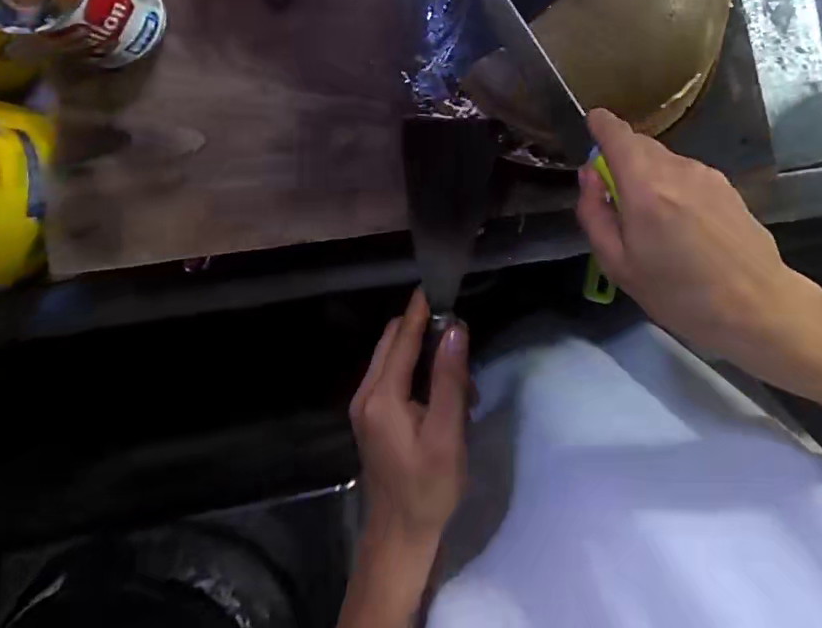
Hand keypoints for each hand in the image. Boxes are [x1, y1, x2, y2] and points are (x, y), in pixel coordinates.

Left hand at [349, 288, 469, 547]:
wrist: (400, 532)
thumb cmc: (429, 487)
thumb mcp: (447, 434)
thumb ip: (449, 380)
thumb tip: (453, 330)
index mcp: (381, 395)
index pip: (400, 339)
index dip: (418, 313)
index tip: (433, 289)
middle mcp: (365, 392)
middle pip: (391, 344)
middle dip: (422, 334)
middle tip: (458, 343)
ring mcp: (363, 404)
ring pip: (391, 360)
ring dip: (421, 357)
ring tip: (458, 382)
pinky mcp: (368, 415)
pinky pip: (390, 378)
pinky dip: (413, 374)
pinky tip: (440, 395)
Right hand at [576, 108, 821, 391]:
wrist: (761, 310)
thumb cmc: (679, 292)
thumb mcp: (616, 262)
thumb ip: (593, 212)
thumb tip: (589, 176)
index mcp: (644, 187)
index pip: (617, 135)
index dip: (601, 125)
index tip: (591, 126)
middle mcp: (677, 171)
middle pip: (639, 145)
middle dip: (620, 159)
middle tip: (614, 198)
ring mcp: (707, 177)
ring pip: (663, 160)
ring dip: (647, 175)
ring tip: (650, 220)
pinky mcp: (728, 188)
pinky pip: (686, 175)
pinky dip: (672, 186)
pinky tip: (680, 225)